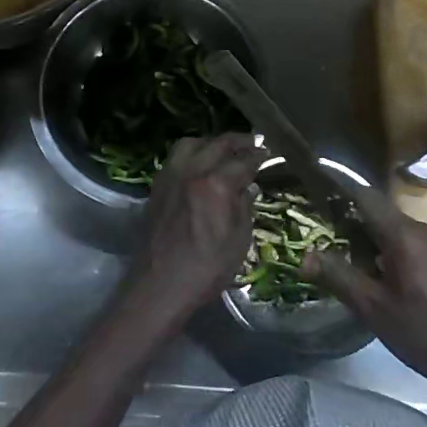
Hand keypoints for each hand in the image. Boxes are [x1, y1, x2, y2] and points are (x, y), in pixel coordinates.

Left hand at [125, 134, 264, 314]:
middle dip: (238, 142)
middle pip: (217, 144)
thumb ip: (244, 207)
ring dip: (211, 143)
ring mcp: (171, 175)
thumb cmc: (206, 269)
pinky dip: (191, 154)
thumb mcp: (239, 240)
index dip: (259, 156)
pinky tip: (199, 165)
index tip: (268, 152)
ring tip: (223, 151)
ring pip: (192, 143)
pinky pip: (176, 158)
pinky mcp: (157, 185)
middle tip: (252, 143)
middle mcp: (191, 171)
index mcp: (215, 184)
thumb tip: (247, 187)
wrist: (161, 284)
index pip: (243, 161)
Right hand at [304, 194, 426, 404]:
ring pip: (401, 232)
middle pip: (383, 216)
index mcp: (405, 236)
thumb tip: (304, 256)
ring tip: (360, 270)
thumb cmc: (426, 334)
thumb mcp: (374, 309)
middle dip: (356, 226)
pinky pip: (418, 245)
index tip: (320, 179)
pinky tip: (393, 282)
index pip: (367, 197)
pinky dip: (398, 253)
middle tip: (332, 244)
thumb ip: (338, 276)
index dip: (342, 187)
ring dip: (378, 243)